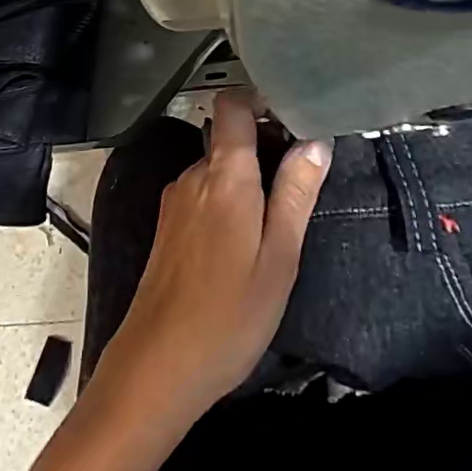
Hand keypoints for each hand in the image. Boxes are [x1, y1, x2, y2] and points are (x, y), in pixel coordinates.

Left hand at [89, 92, 330, 427]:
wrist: (156, 371)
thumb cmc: (228, 315)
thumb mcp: (280, 256)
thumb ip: (296, 193)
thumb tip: (316, 142)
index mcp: (223, 175)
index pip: (233, 105)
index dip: (262, 99)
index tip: (297, 116)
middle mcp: (193, 177)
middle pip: (230, 136)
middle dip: (268, 146)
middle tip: (304, 178)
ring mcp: (175, 202)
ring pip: (219, 167)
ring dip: (251, 177)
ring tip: (281, 213)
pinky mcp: (168, 227)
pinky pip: (206, 192)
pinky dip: (231, 198)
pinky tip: (248, 238)